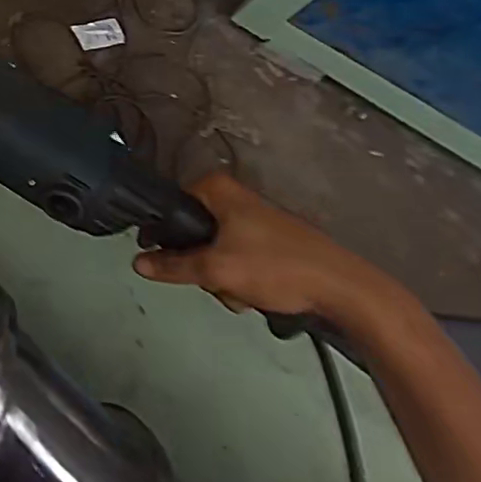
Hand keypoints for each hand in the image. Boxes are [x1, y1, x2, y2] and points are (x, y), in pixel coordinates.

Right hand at [133, 172, 399, 323]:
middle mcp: (233, 195)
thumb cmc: (279, 267)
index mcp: (217, 188)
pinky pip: (236, 257)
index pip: (171, 207)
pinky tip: (255, 293)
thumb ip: (173, 266)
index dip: (166, 236)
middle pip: (193, 232)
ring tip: (241, 290)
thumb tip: (139, 262)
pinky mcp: (268, 239)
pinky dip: (240, 277)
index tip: (172, 260)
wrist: (341, 290)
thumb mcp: (216, 269)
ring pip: (214, 249)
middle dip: (201, 264)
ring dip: (221, 276)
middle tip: (217, 279)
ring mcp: (252, 217)